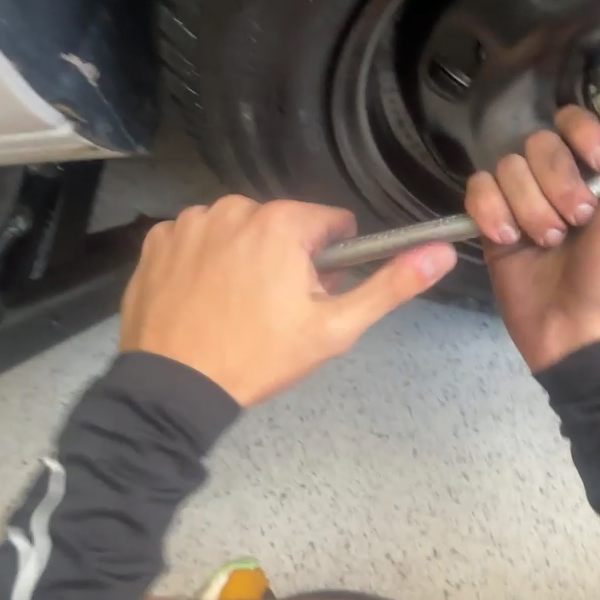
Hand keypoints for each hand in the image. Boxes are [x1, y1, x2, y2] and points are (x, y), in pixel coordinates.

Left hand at [119, 196, 456, 404]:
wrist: (171, 392)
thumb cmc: (260, 357)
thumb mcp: (336, 328)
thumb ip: (391, 285)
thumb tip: (442, 252)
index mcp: (284, 223)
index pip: (332, 224)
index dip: (332, 261)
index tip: (314, 295)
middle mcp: (236, 207)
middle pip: (285, 225)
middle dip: (288, 257)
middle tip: (275, 308)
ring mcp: (191, 222)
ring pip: (242, 228)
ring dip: (247, 254)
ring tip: (237, 304)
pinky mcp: (157, 239)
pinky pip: (198, 236)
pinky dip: (205, 258)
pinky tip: (202, 295)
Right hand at [464, 98, 599, 371]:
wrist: (583, 329)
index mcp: (594, 171)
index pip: (573, 121)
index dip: (584, 137)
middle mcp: (556, 179)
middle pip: (537, 142)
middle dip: (559, 182)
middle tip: (578, 222)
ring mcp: (521, 201)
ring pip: (507, 166)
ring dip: (530, 206)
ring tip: (547, 243)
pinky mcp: (491, 224)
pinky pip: (477, 189)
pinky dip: (492, 211)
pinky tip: (509, 240)